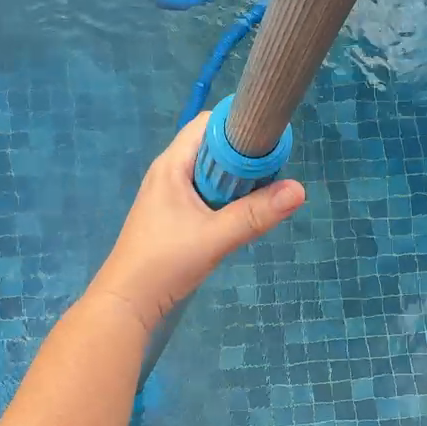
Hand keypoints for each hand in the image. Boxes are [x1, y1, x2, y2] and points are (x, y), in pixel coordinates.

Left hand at [85, 112, 306, 334]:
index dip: (240, 127)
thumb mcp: (215, 237)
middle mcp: (169, 172)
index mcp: (172, 164)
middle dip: (242, 160)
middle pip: (212, 148)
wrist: (127, 301)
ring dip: (234, 184)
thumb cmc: (165, 263)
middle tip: (268, 181)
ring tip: (257, 201)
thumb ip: (255, 214)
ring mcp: (168, 196)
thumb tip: (299, 190)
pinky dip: (222, 202)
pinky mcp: (171, 217)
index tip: (268, 146)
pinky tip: (236, 220)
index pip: (210, 123)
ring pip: (210, 175)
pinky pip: (203, 196)